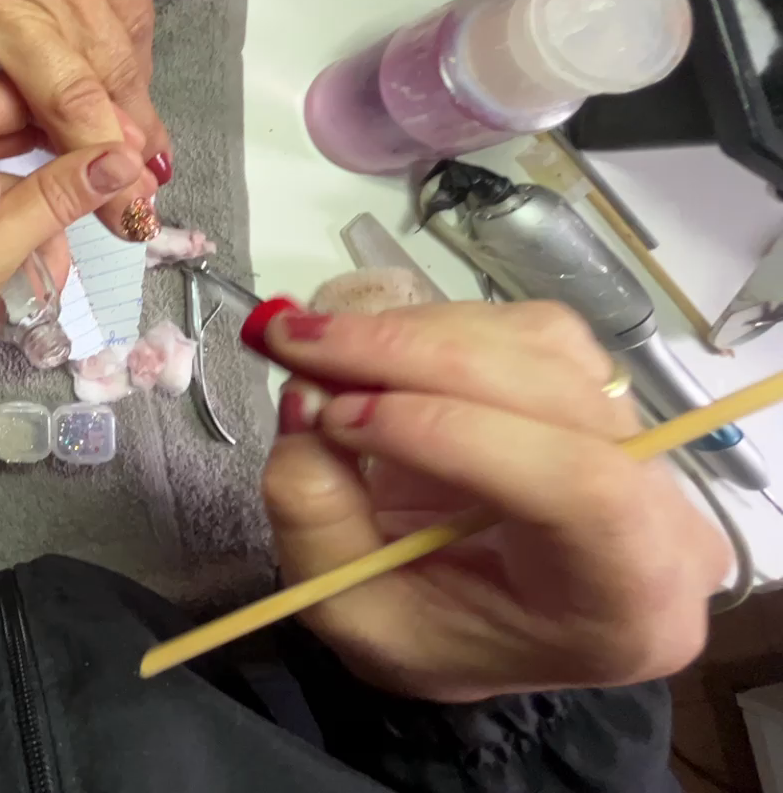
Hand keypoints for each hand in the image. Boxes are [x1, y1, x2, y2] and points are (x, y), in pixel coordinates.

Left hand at [0, 79, 140, 419]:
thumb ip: (59, 196)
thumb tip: (129, 155)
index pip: (22, 96)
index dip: (83, 120)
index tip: (141, 150)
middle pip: (21, 144)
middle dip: (71, 182)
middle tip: (130, 206)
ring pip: (10, 188)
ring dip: (44, 227)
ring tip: (70, 272)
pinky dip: (18, 245)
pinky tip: (44, 282)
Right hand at [259, 301, 727, 702]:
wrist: (457, 609)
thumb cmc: (414, 625)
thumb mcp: (341, 605)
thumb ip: (313, 515)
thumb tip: (304, 400)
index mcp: (622, 600)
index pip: (579, 490)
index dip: (445, 432)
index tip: (331, 415)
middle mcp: (659, 513)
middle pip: (550, 391)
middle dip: (401, 352)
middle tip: (290, 340)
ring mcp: (630, 440)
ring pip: (532, 343)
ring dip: (406, 331)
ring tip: (316, 345)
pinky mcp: (585, 391)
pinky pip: (517, 327)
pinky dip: (424, 323)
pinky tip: (365, 348)